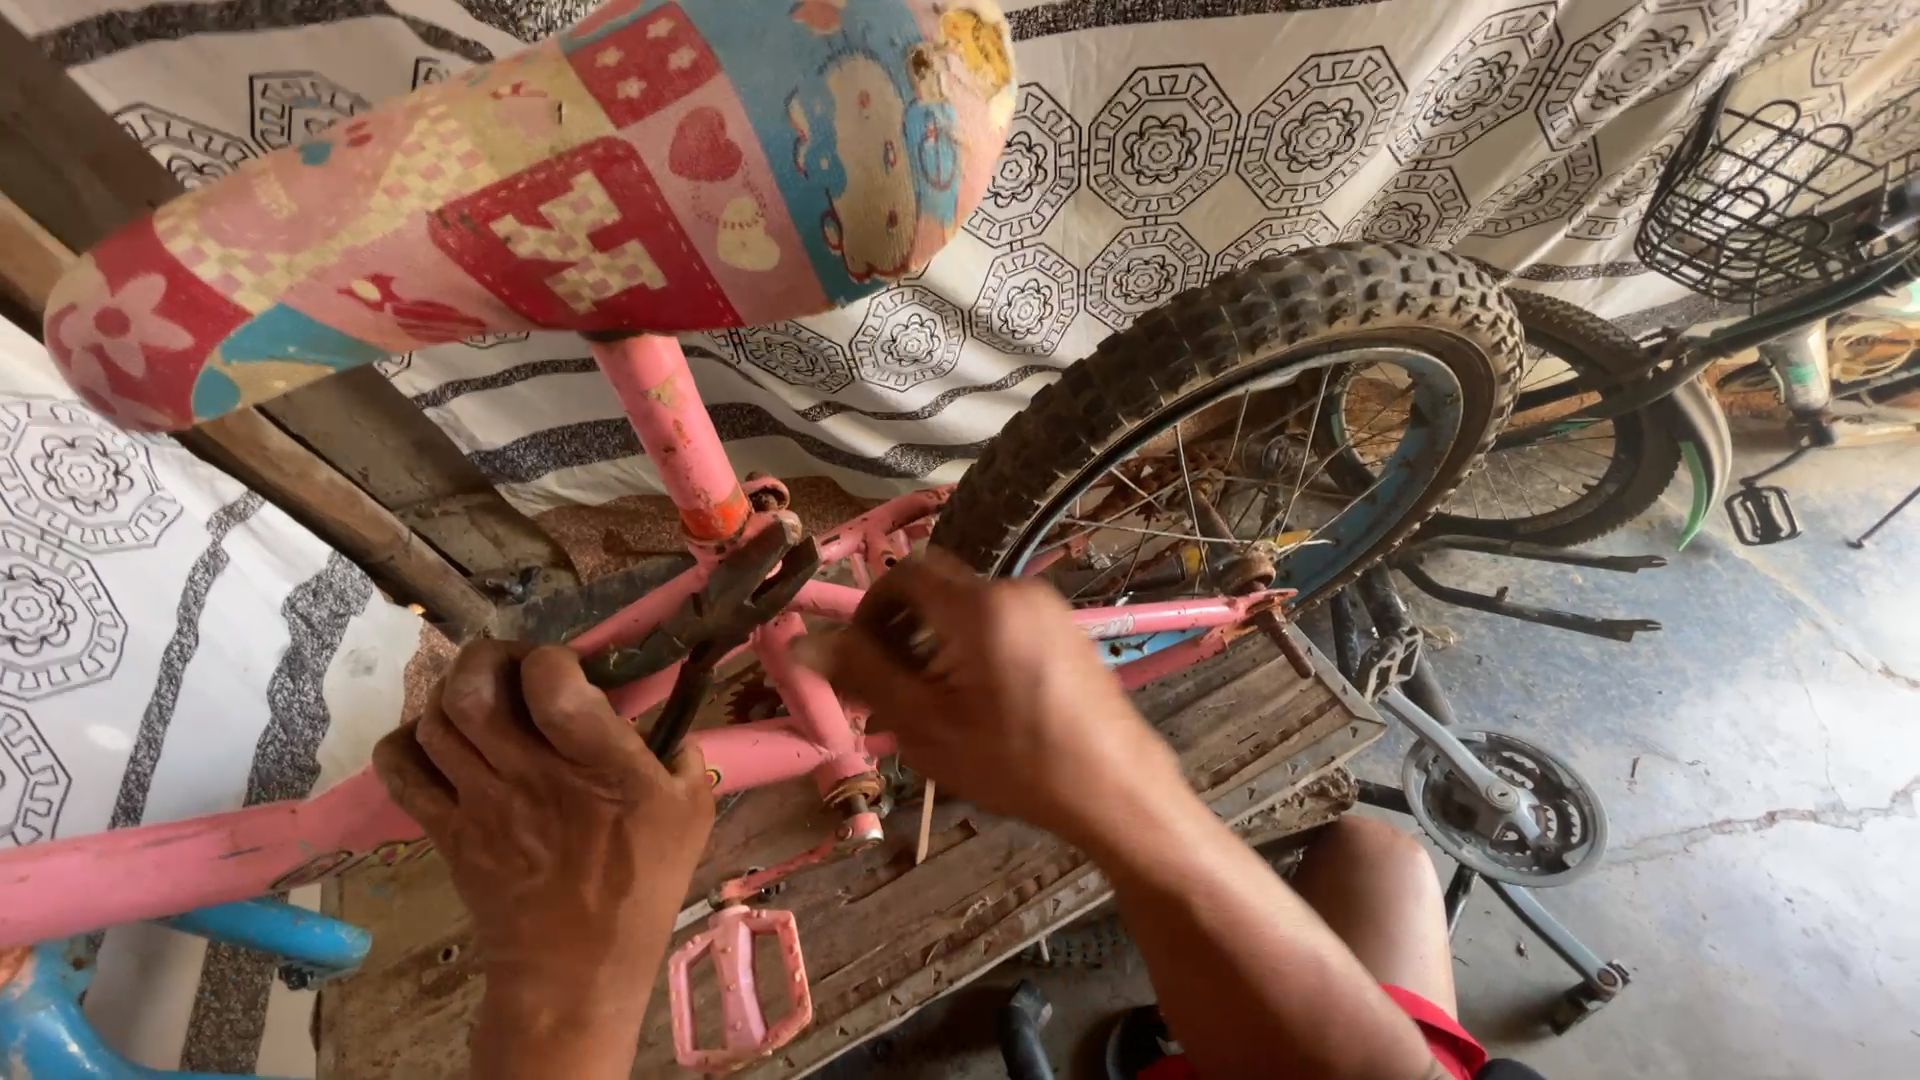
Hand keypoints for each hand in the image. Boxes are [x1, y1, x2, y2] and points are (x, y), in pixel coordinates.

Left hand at [372, 641, 713, 1033]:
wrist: (577, 966)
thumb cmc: (645, 881)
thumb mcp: (693, 809)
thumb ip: (686, 754)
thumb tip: (670, 727)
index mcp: (599, 764)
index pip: (551, 684)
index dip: (551, 657)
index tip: (568, 665)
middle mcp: (531, 773)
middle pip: (472, 690)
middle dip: (489, 659)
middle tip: (514, 666)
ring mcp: (480, 802)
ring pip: (434, 720)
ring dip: (454, 694)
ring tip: (484, 700)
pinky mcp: (446, 830)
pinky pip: (400, 769)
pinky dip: (408, 740)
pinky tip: (439, 739)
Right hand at [804, 549, 1189, 845]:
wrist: (1116, 788)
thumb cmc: (1016, 762)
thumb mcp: (926, 725)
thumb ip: (862, 676)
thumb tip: (801, 643)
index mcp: (977, 605)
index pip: (904, 573)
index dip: (871, 610)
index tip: (861, 659)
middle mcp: (1014, 589)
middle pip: (936, 585)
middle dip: (903, 626)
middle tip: (895, 685)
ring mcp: (1046, 606)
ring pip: (968, 603)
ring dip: (937, 637)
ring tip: (937, 700)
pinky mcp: (1064, 627)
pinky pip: (1001, 617)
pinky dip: (973, 641)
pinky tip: (980, 697)